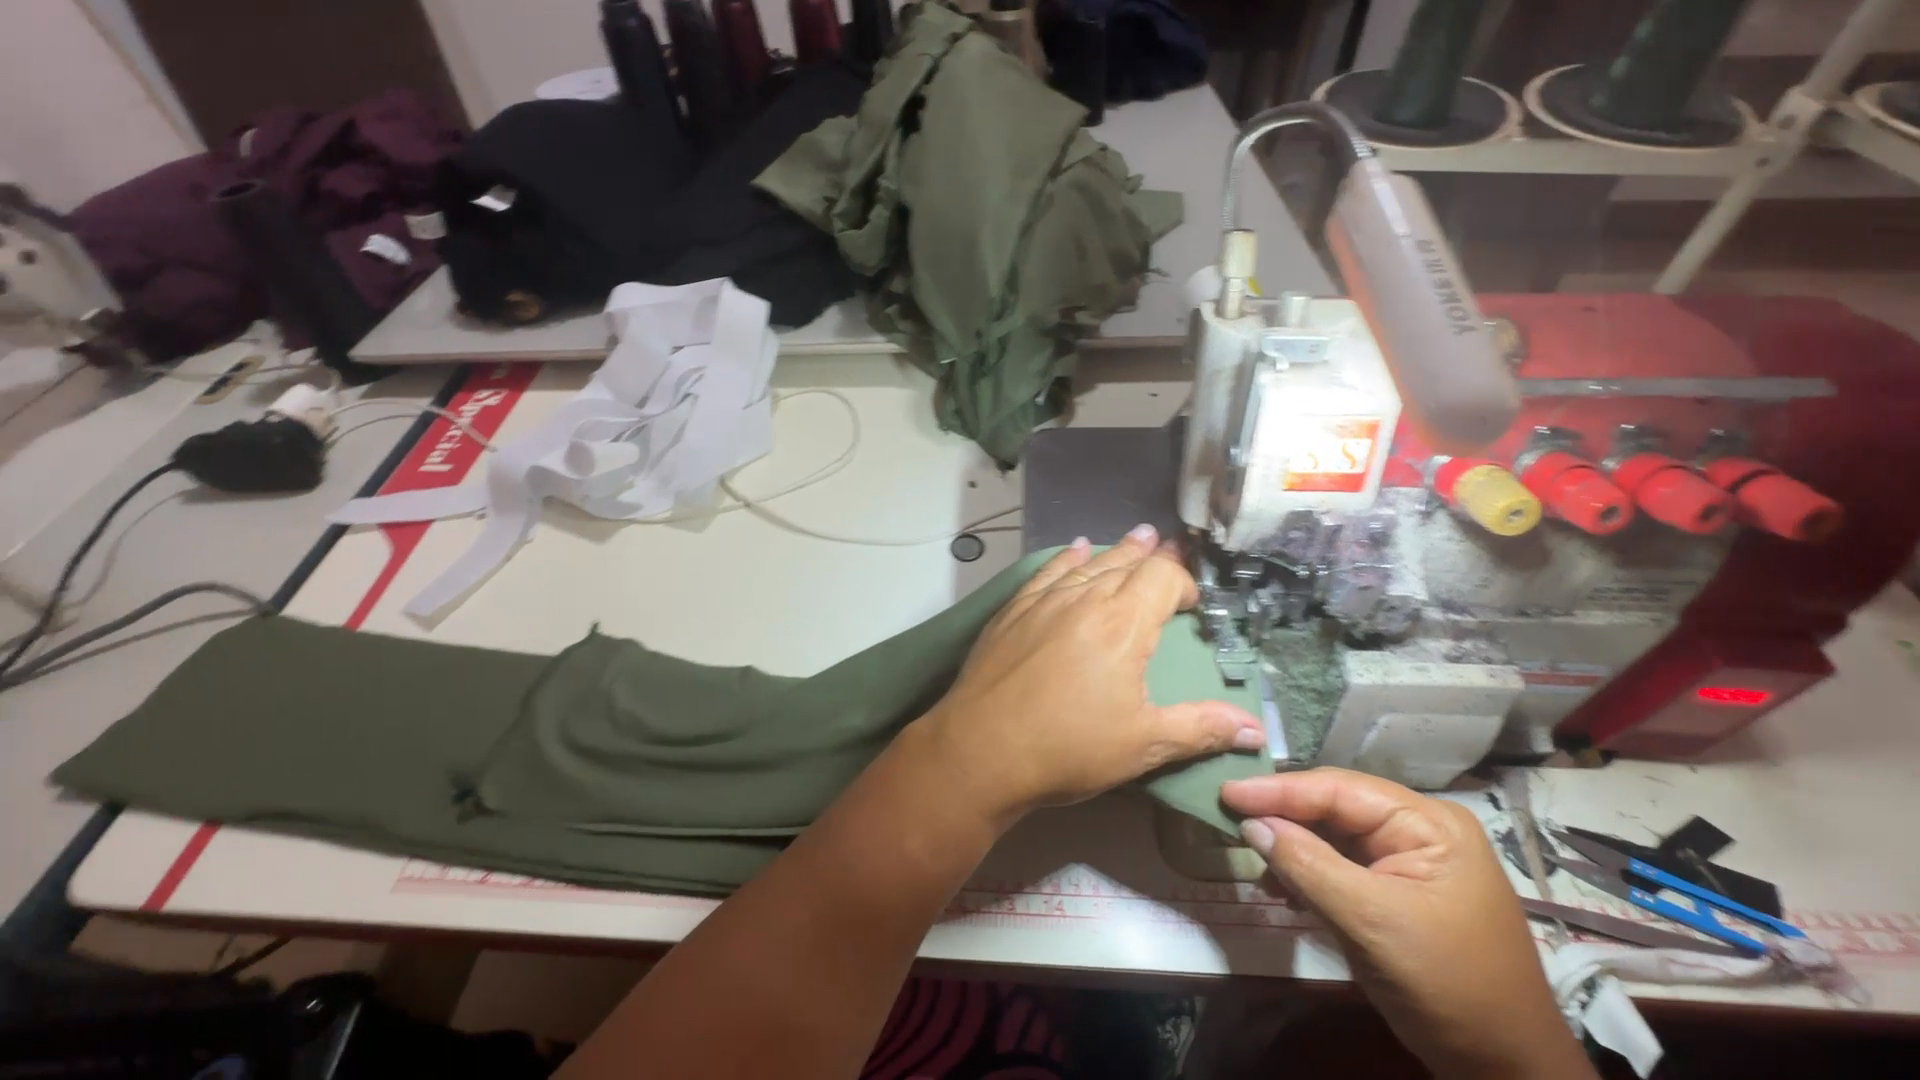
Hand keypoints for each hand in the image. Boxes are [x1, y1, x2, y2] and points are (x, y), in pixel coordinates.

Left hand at [915, 525, 1263, 828]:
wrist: (978, 751)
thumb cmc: (1067, 748)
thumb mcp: (1143, 745)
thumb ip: (1201, 729)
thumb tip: (1256, 729)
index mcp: (1122, 624)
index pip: (1162, 579)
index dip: (1183, 584)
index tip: (1192, 605)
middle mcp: (1084, 600)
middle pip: (1125, 563)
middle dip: (1152, 558)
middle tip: (1168, 547)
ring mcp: (1042, 602)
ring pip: (1087, 564)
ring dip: (1115, 552)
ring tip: (1136, 538)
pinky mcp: (1011, 612)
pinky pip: (1046, 573)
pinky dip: (1066, 559)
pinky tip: (1074, 551)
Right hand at [1223, 769, 1594, 1079]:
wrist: (1503, 1065)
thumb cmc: (1447, 983)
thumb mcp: (1372, 921)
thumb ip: (1308, 865)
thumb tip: (1251, 823)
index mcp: (1427, 823)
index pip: (1339, 789)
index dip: (1278, 789)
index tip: (1225, 791)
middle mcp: (1418, 830)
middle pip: (1334, 807)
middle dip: (1282, 813)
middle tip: (1227, 816)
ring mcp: (1407, 862)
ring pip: (1332, 837)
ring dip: (1291, 846)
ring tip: (1250, 856)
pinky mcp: (1394, 892)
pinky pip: (1339, 867)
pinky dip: (1307, 874)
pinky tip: (1280, 886)